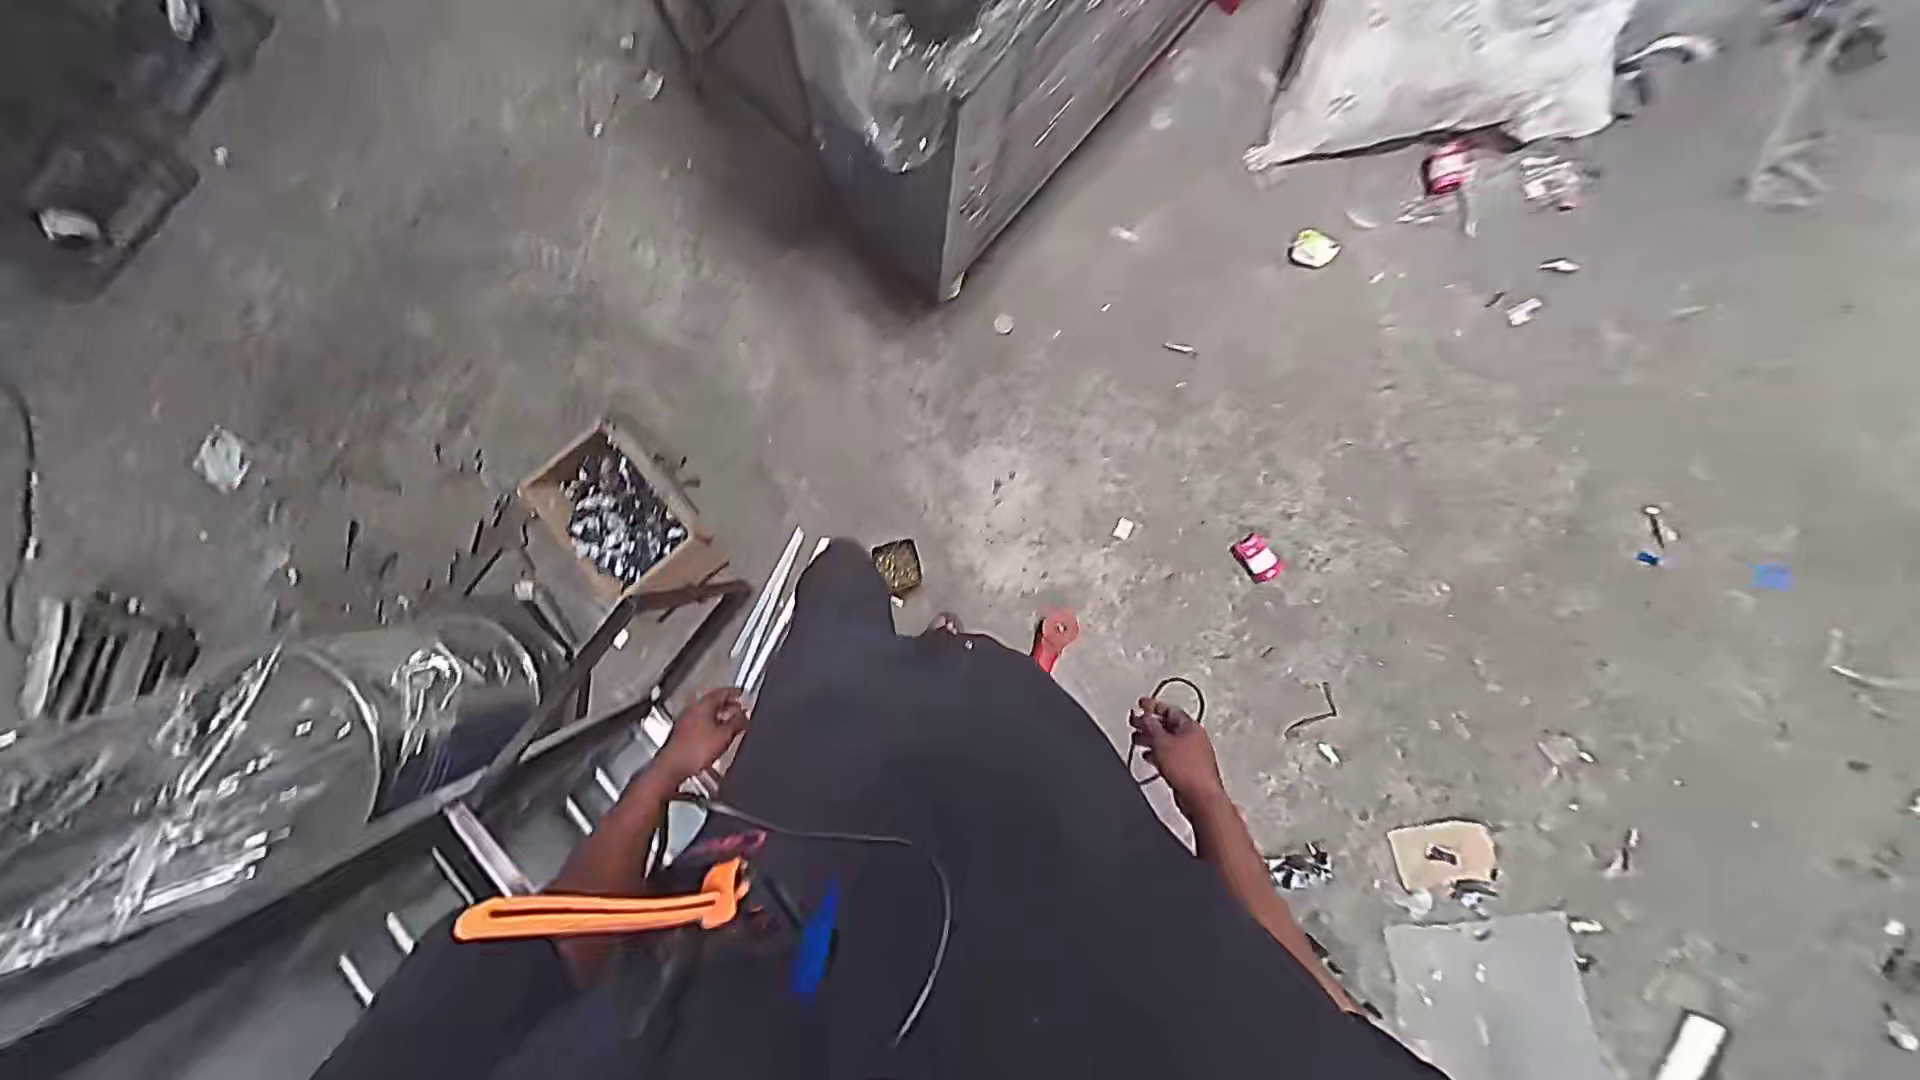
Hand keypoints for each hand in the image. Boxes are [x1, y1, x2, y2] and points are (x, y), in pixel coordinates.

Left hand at [653, 688, 747, 783]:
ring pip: (706, 712)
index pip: (722, 692)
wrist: (672, 767)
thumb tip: (745, 716)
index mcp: (703, 705)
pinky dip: (710, 725)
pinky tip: (715, 736)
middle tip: (739, 709)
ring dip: (719, 716)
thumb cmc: (693, 751)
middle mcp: (692, 709)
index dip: (735, 692)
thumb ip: (738, 723)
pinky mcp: (681, 733)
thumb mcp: (725, 735)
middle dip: (728, 705)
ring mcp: (685, 721)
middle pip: (713, 701)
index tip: (741, 693)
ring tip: (730, 724)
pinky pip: (699, 723)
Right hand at [1129, 697, 1225, 810]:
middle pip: (1167, 725)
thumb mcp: (1162, 742)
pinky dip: (1159, 754)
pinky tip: (1150, 758)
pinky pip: (1171, 755)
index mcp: (1190, 726)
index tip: (1141, 704)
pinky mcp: (1189, 768)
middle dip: (1149, 724)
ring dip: (1152, 740)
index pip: (1169, 709)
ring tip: (1138, 740)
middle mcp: (1193, 738)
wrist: (1200, 798)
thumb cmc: (1188, 770)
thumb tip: (1146, 716)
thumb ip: (1151, 726)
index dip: (1153, 706)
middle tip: (1135, 723)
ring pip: (1168, 741)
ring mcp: (1192, 754)